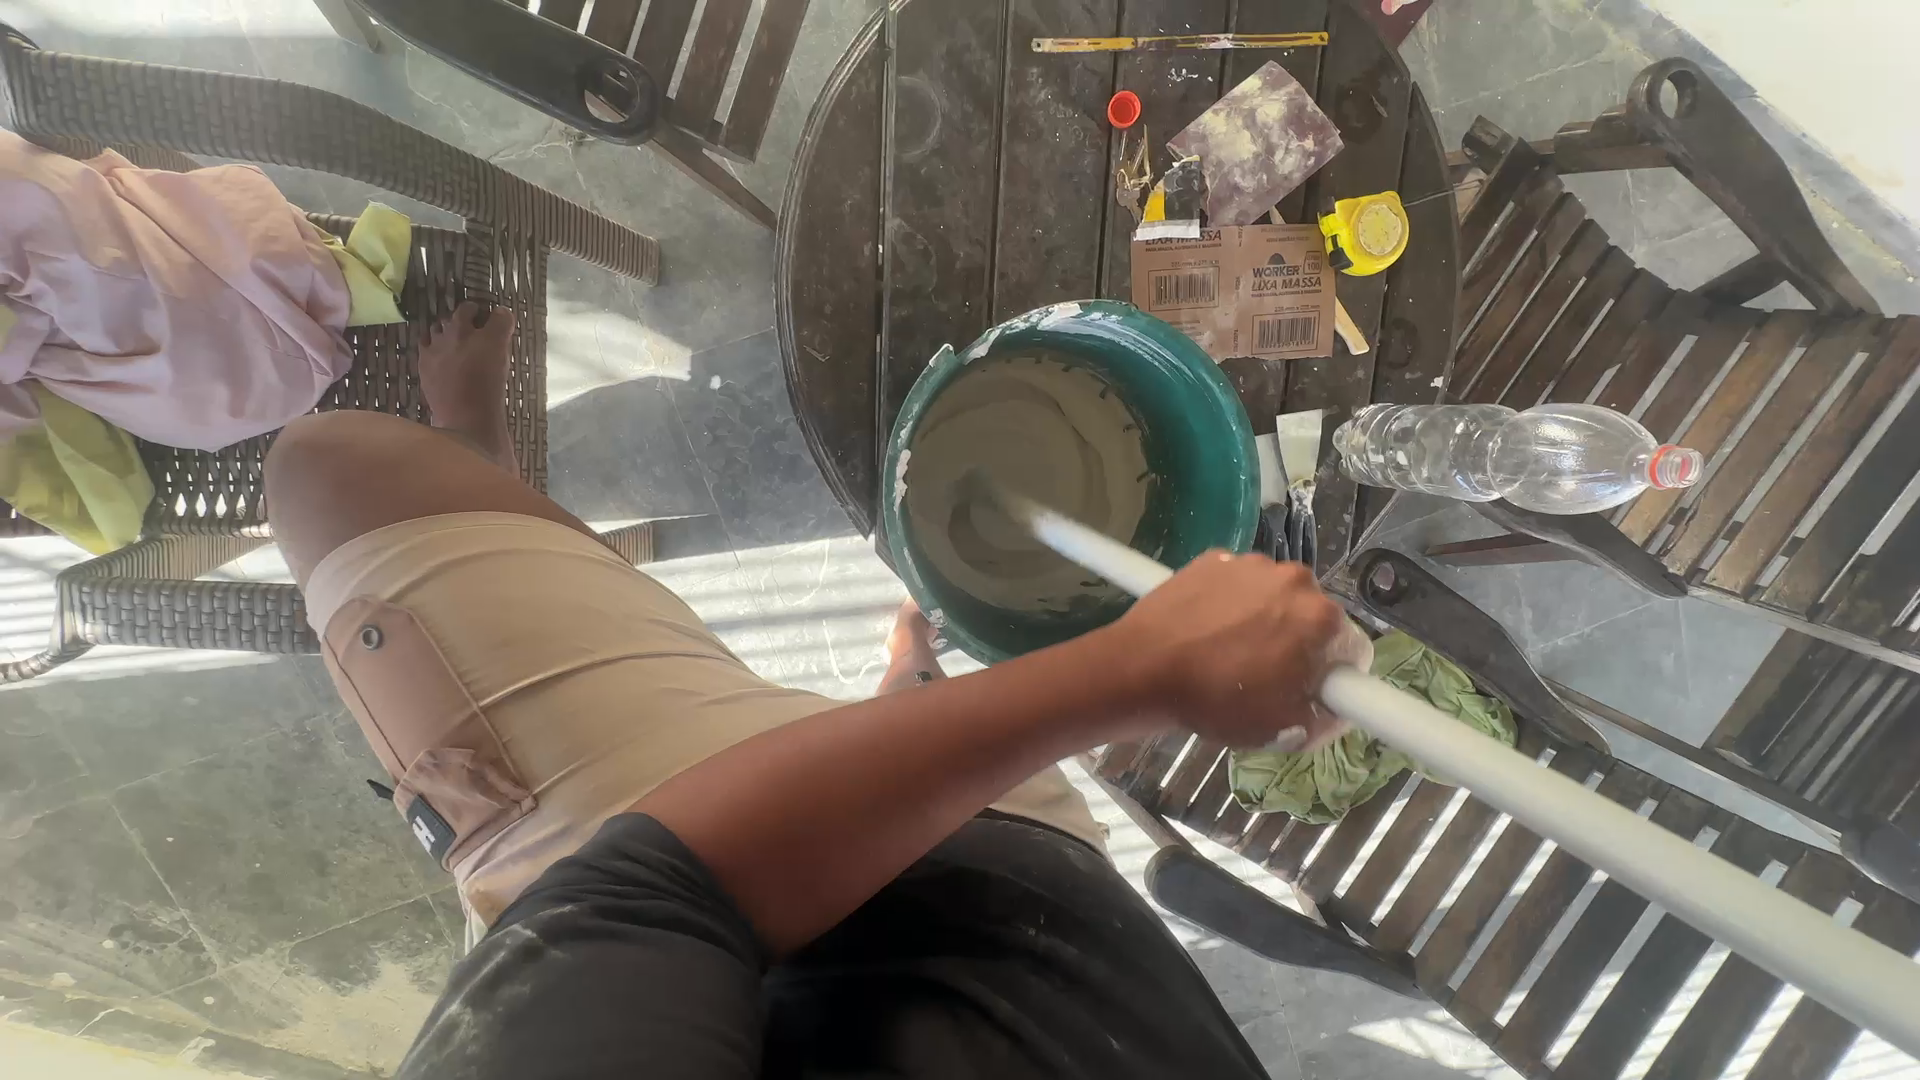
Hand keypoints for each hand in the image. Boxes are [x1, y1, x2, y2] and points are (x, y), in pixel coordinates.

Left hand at [1107, 551, 1362, 749]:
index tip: (1308, 687)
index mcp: (1321, 619)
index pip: (1351, 648)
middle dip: (1296, 641)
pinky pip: (1235, 582)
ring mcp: (1249, 563)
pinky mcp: (1212, 558)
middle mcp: (1293, 579)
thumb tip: (1336, 708)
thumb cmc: (1216, 700)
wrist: (1143, 666)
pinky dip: (1228, 599)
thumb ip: (1326, 720)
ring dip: (1262, 616)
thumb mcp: (1283, 730)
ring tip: (1226, 648)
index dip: (1334, 673)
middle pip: (1310, 615)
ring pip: (1272, 595)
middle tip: (1262, 672)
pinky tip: (1205, 626)